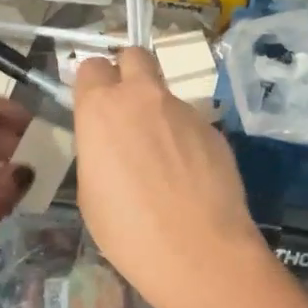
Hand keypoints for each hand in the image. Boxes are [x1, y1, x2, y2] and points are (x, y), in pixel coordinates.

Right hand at [72, 47, 266, 307]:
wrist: (198, 250)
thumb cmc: (129, 231)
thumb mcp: (91, 194)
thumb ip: (100, 152)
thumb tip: (115, 146)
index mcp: (101, 110)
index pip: (91, 67)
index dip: (93, 86)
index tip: (96, 108)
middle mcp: (144, 99)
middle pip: (136, 57)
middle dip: (130, 74)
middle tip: (130, 112)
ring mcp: (186, 112)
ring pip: (168, 98)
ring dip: (163, 118)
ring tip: (168, 166)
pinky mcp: (216, 132)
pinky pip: (194, 127)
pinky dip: (189, 144)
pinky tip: (193, 181)